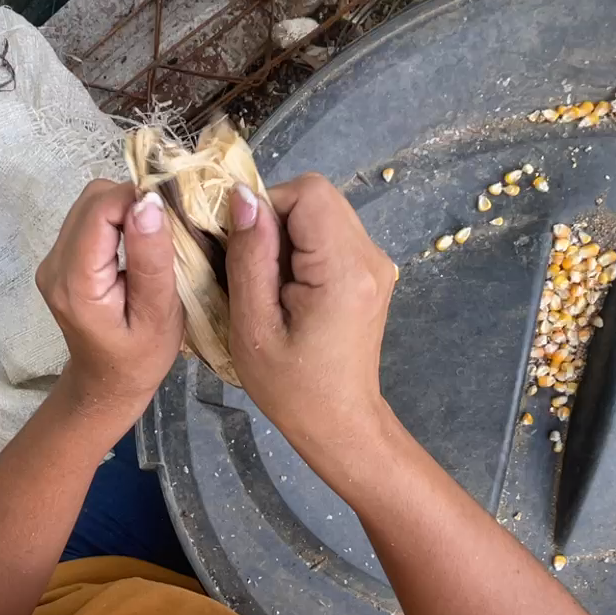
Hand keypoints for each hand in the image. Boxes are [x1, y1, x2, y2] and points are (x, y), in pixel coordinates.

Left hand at [36, 179, 183, 429]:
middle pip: (93, 200)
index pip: (102, 210)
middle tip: (169, 227)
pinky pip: (88, 219)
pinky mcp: (59, 260)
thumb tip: (150, 202)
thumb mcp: (158, 314)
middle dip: (134, 201)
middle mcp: (54, 266)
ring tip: (155, 237)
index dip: (139, 198)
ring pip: (90, 204)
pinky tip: (137, 244)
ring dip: (126, 209)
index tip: (174, 213)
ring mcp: (52, 262)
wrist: (106, 383)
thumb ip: (152, 259)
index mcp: (76, 283)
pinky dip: (116, 220)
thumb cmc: (139, 358)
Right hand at [225, 173, 396, 459]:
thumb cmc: (289, 386)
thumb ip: (249, 257)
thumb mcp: (253, 327)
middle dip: (273, 220)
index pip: (307, 193)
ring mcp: (375, 262)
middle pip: (316, 197)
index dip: (265, 207)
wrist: (338, 421)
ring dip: (285, 236)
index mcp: (344, 270)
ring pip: (321, 213)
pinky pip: (328, 235)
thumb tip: (243, 197)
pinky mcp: (370, 271)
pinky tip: (286, 289)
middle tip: (250, 268)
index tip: (240, 247)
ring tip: (267, 283)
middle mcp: (370, 255)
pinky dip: (300, 249)